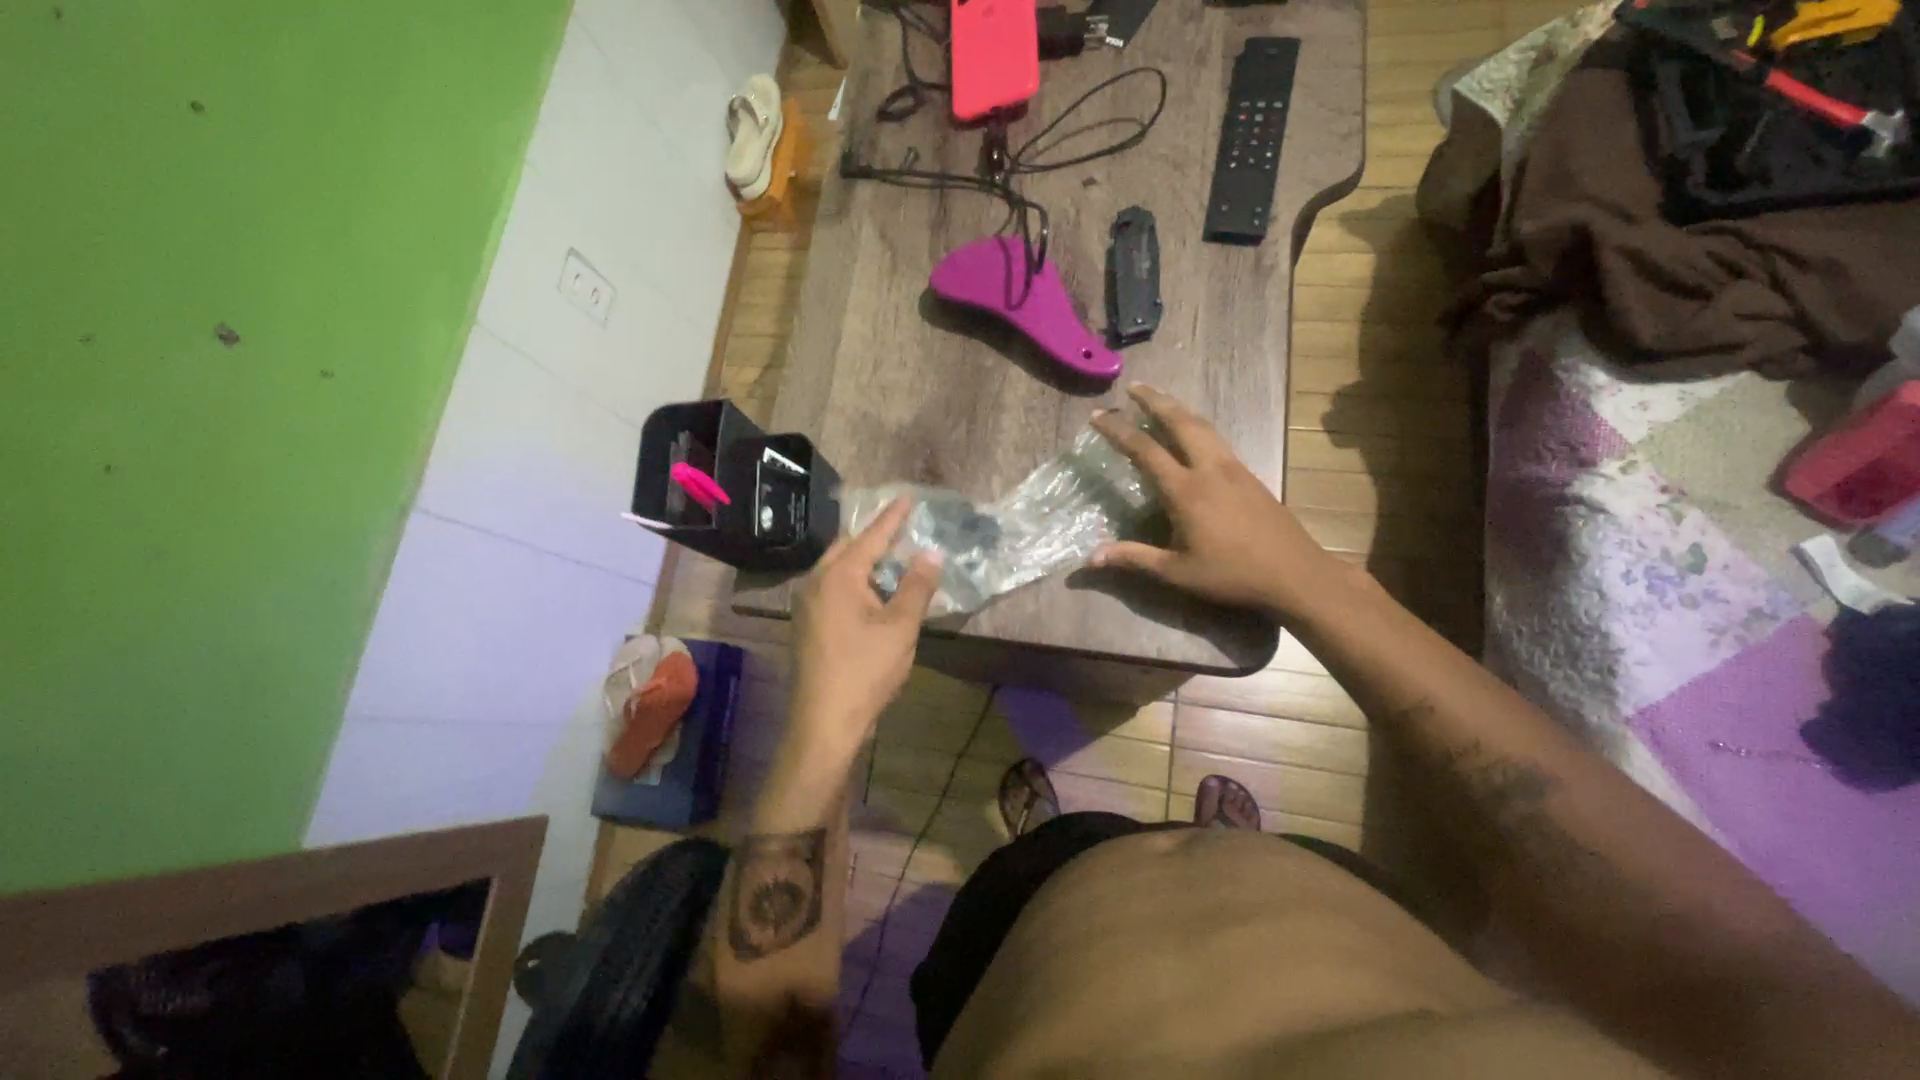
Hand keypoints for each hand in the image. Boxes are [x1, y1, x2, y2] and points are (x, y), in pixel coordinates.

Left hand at [787, 498, 941, 755]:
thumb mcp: (900, 627)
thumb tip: (932, 552)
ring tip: (893, 563)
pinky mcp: (806, 626)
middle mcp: (815, 583)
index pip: (871, 536)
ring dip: (864, 563)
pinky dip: (854, 584)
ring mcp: (806, 606)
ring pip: (837, 571)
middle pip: (847, 548)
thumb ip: (916, 586)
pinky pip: (831, 590)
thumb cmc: (865, 671)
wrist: (823, 722)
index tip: (908, 497)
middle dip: (875, 539)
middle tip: (904, 532)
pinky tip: (872, 598)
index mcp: (838, 576)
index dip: (893, 517)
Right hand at [1089, 383, 1356, 619]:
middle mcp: (1209, 469)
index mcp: (1185, 491)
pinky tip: (1193, 431)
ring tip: (1160, 399)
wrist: (1294, 573)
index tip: (1097, 416)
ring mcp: (1232, 468)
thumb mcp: (1177, 572)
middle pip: (1179, 422)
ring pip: (1202, 425)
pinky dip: (1197, 424)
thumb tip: (1091, 557)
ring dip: (1178, 408)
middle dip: (1154, 400)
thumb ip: (1135, 558)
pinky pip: (1216, 438)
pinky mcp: (1248, 475)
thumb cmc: (1231, 575)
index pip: (1144, 451)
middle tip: (1133, 386)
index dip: (1118, 430)